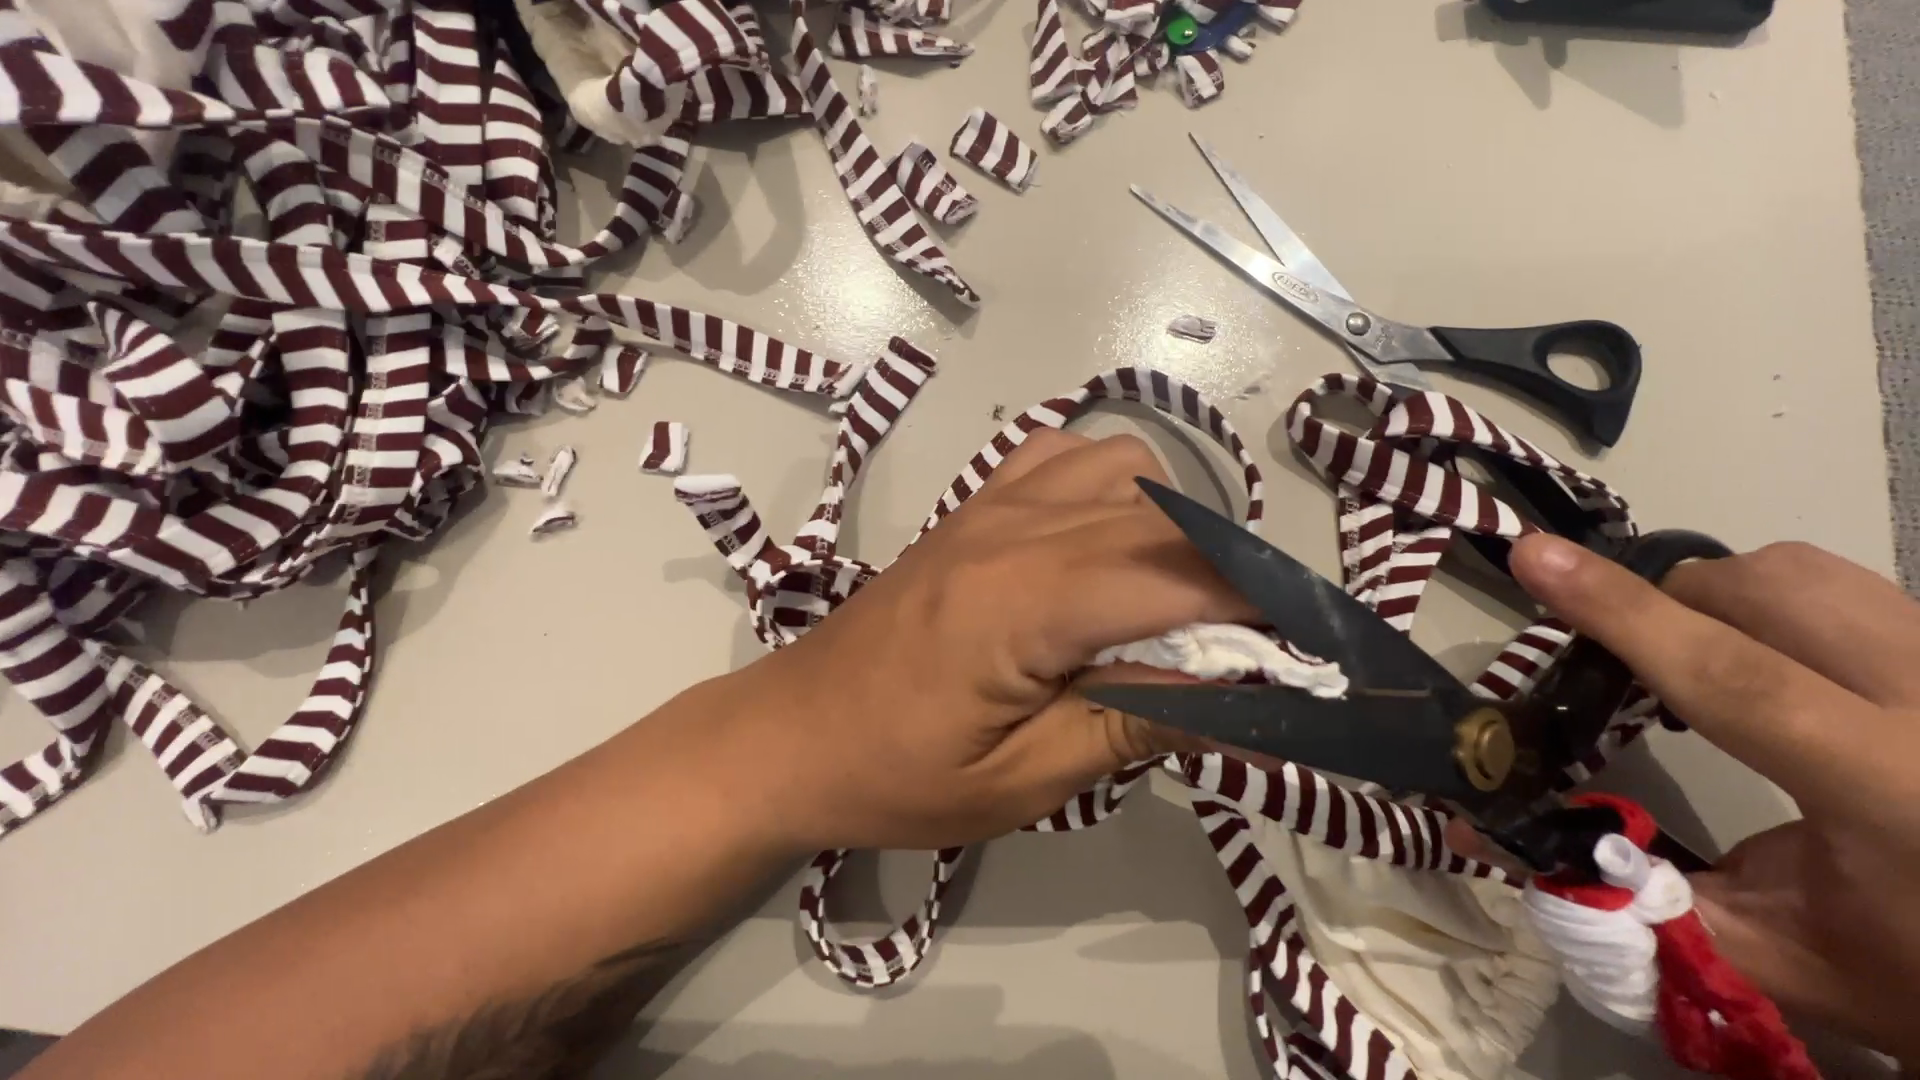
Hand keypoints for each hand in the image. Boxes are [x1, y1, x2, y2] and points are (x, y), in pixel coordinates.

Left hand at [716, 431, 1252, 853]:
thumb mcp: (1022, 781)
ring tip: (1177, 598)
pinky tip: (1105, 541)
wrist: (792, 735)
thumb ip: (1134, 723)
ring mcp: (989, 505)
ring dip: (1176, 524)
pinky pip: (1063, 455)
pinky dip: (1111, 485)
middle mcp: (1013, 528)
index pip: (1180, 578)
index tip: (1313, 654)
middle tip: (1256, 645)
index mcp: (1024, 602)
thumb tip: (1243, 693)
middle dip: (1234, 575)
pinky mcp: (972, 506)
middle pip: (1166, 517)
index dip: (1262, 611)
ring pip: (1125, 468)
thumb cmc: (898, 776)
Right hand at [1474, 534, 1919, 1060]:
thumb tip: (1473, 830)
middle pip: (1774, 592)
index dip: (1622, 614)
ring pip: (1816, 575)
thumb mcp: (1769, 955)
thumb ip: (1625, 892)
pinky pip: (1851, 593)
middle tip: (1629, 660)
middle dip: (1672, 602)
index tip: (1533, 557)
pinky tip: (1764, 669)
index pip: (1734, 678)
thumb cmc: (1917, 972)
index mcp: (1891, 790)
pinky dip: (1773, 610)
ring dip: (1722, 597)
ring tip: (1694, 658)